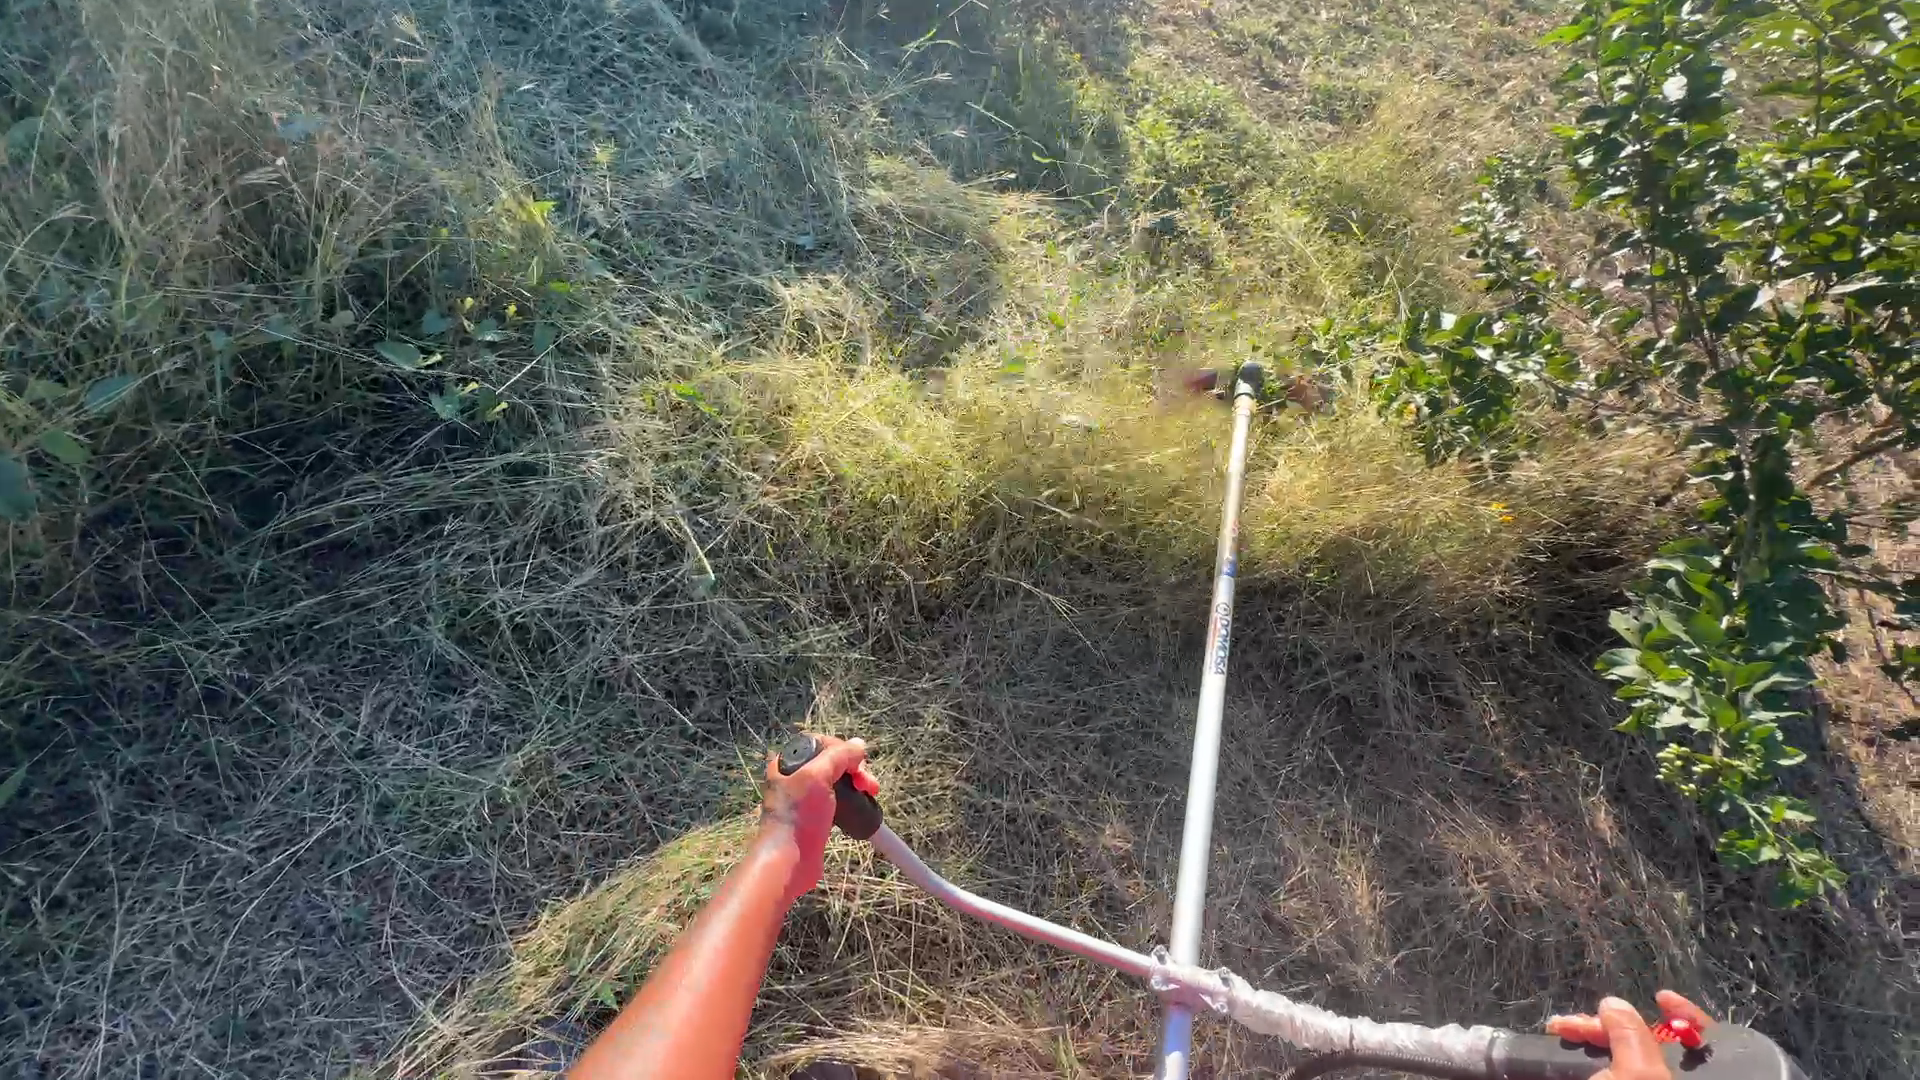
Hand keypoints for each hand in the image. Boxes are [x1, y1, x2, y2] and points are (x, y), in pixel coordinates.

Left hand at [758, 733, 867, 904]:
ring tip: (870, 793)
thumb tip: (859, 744)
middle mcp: (794, 775)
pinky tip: (858, 804)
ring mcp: (804, 797)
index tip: (856, 764)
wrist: (789, 861)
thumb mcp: (817, 776)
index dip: (842, 750)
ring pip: (837, 780)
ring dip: (856, 783)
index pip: (821, 743)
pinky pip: (836, 798)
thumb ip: (839, 756)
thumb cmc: (799, 815)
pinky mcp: (814, 815)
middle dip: (854, 768)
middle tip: (868, 784)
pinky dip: (849, 798)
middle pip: (832, 761)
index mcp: (787, 761)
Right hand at [1545, 991, 1713, 1079]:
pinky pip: (1622, 1071)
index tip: (1659, 995)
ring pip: (1635, 1058)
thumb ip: (1632, 1037)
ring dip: (1596, 1036)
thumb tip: (1616, 1004)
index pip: (1714, 1046)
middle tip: (1578, 1023)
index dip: (1690, 1017)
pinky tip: (1572, 1044)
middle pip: (1662, 1048)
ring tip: (1563, 1031)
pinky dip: (1598, 1056)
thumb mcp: (1638, 1079)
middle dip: (1615, 1025)